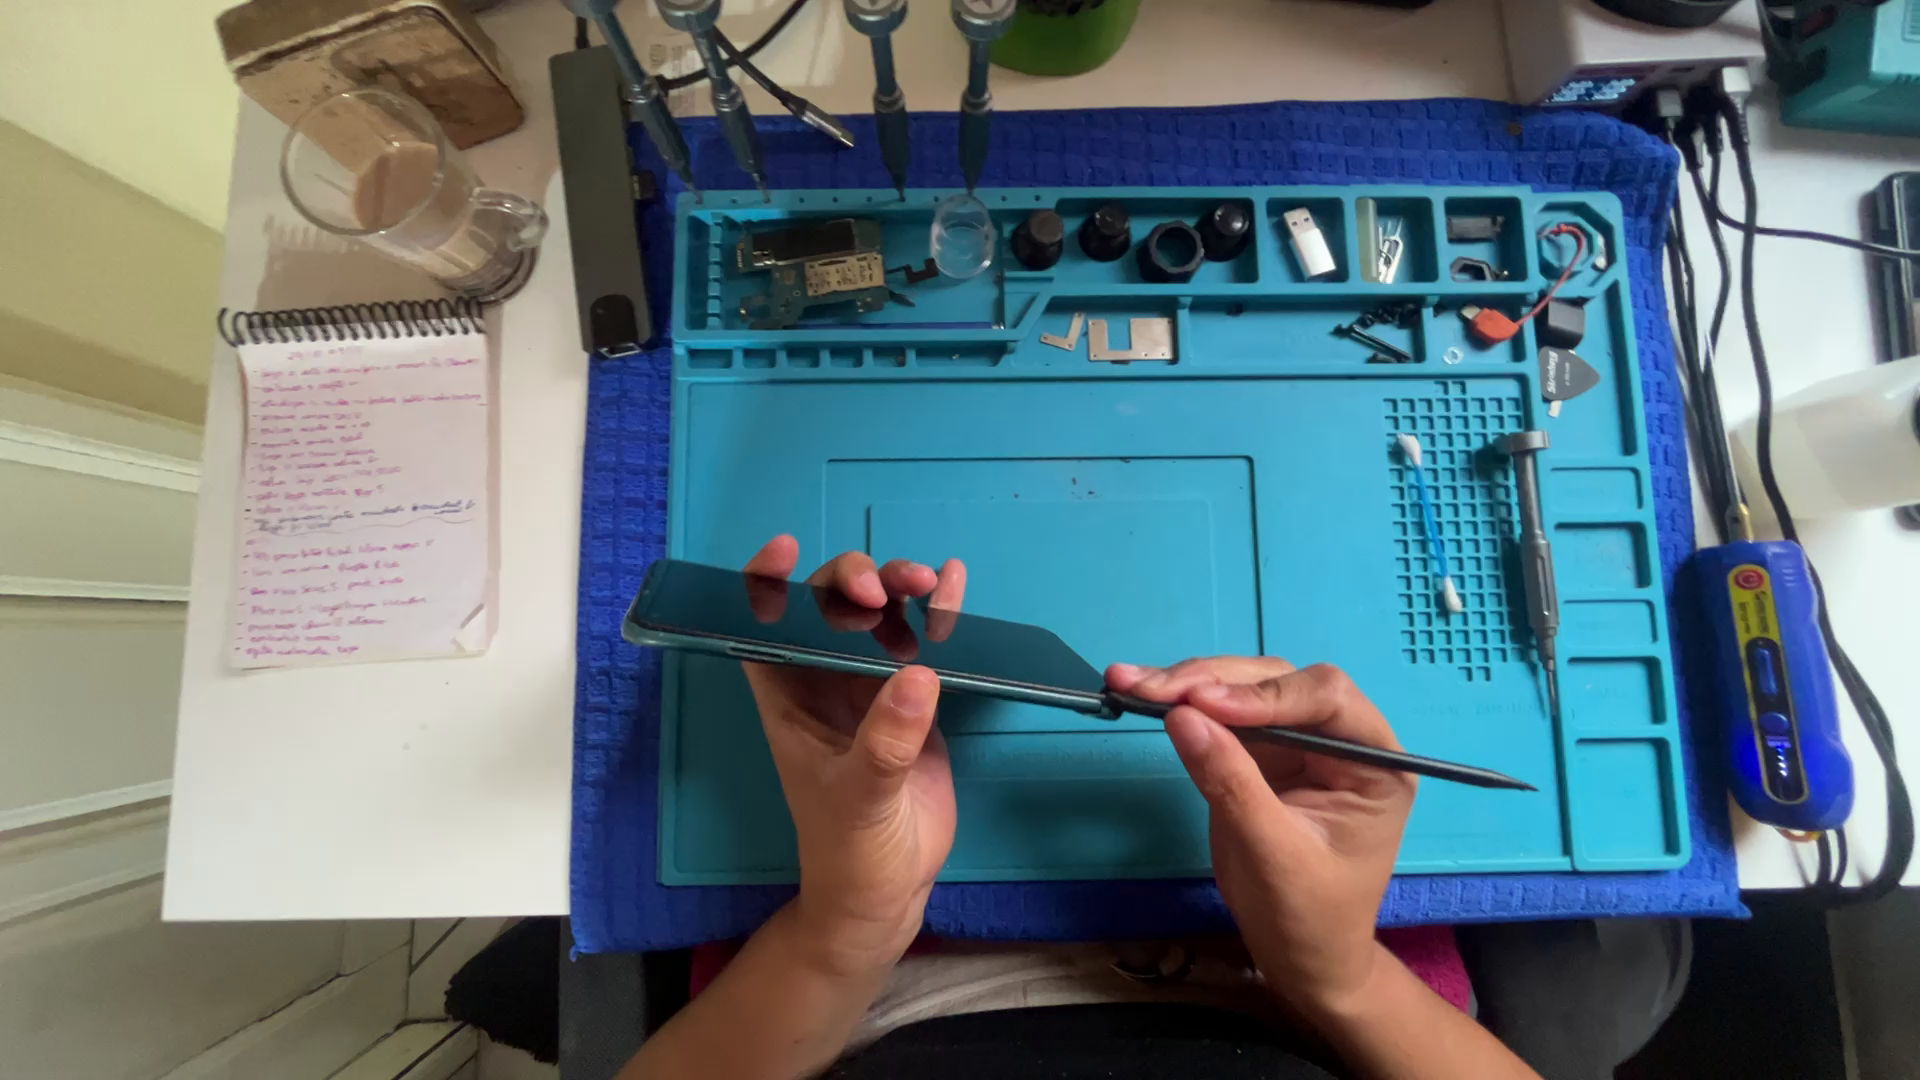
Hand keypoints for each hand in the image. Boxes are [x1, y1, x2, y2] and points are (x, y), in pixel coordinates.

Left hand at [741, 535, 967, 974]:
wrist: (889, 888)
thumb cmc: (851, 849)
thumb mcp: (860, 799)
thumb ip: (884, 742)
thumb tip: (918, 675)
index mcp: (789, 696)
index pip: (761, 625)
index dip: (765, 583)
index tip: (787, 551)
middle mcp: (825, 679)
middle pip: (828, 606)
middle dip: (852, 580)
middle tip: (885, 589)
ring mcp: (871, 684)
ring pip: (878, 613)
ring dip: (898, 586)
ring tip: (930, 583)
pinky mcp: (913, 695)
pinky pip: (922, 639)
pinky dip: (937, 610)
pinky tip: (954, 585)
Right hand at [1108, 658, 1415, 1015]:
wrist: (1298, 954)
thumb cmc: (1305, 915)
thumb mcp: (1270, 852)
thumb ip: (1230, 781)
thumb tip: (1180, 715)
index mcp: (1373, 761)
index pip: (1324, 697)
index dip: (1262, 694)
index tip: (1201, 703)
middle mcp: (1338, 735)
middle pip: (1274, 680)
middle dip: (1208, 680)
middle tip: (1146, 688)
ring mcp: (1295, 736)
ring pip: (1239, 684)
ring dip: (1183, 682)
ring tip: (1127, 682)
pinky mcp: (1257, 744)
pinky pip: (1216, 708)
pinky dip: (1176, 700)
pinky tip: (1137, 691)